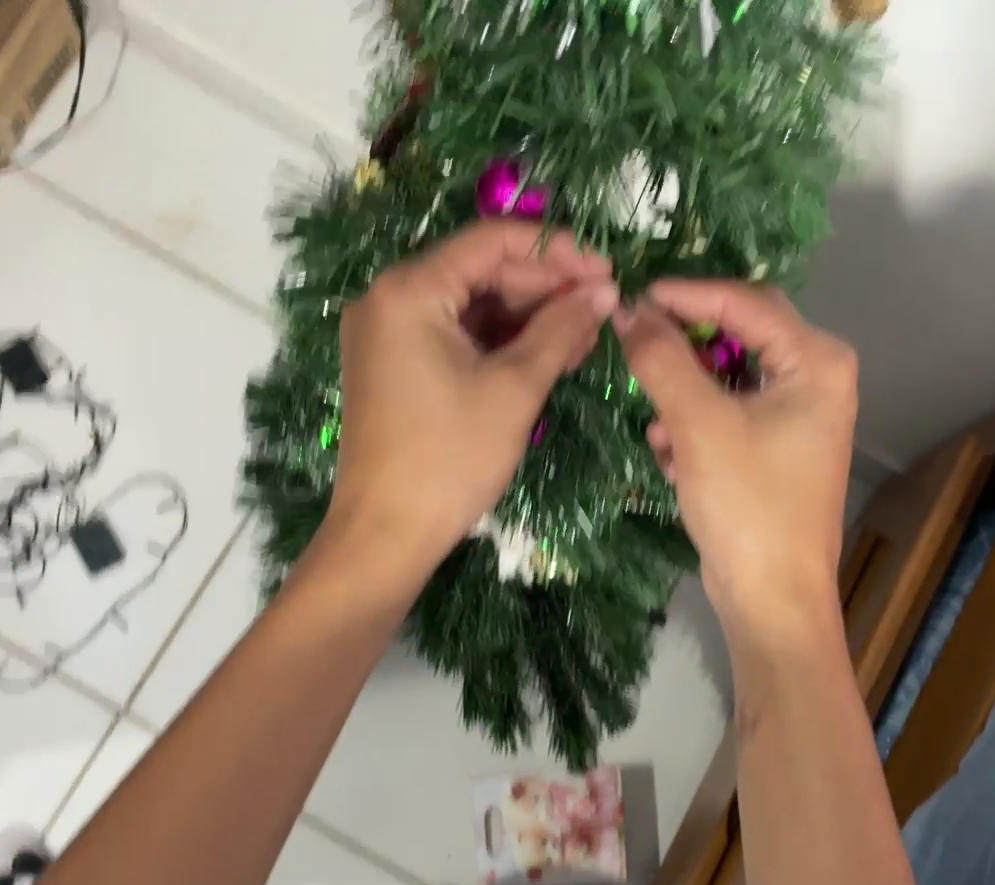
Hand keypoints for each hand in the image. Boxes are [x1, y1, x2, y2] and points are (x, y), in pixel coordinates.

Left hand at [324, 221, 618, 569]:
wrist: (386, 534)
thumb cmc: (450, 459)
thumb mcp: (514, 390)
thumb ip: (562, 329)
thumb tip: (606, 291)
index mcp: (409, 290)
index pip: (492, 241)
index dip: (556, 250)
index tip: (607, 271)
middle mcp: (389, 299)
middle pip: (481, 272)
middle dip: (545, 289)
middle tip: (603, 310)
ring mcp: (388, 335)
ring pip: (471, 307)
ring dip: (528, 319)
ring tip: (586, 337)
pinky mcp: (395, 367)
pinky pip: (455, 338)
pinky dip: (499, 344)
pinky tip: (548, 355)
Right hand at [615, 282, 857, 636]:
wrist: (772, 597)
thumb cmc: (747, 504)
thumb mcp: (698, 425)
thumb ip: (661, 360)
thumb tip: (627, 309)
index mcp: (816, 361)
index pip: (744, 301)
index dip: (684, 294)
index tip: (631, 296)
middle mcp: (816, 380)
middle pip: (736, 336)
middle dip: (682, 351)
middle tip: (635, 352)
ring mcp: (797, 417)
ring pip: (726, 380)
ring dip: (684, 398)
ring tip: (658, 431)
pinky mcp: (776, 449)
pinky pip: (728, 415)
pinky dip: (695, 429)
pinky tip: (673, 459)